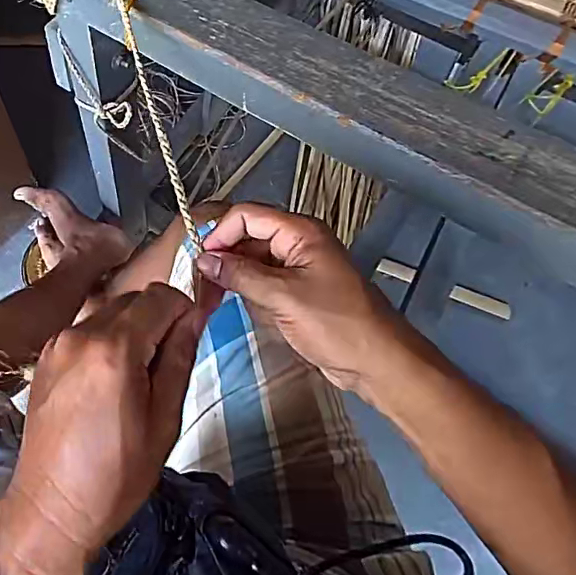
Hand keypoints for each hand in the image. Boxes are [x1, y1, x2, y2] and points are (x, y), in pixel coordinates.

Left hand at [0, 282, 210, 574]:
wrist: (49, 513)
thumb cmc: (114, 476)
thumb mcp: (164, 419)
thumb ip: (180, 357)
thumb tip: (195, 316)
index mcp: (114, 349)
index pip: (161, 296)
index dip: (184, 310)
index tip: (189, 337)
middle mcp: (81, 334)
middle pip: (136, 299)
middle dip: (158, 319)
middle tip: (165, 364)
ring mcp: (58, 344)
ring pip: (112, 312)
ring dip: (133, 329)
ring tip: (135, 378)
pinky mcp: (45, 357)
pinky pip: (89, 330)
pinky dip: (108, 341)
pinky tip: (108, 383)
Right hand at [197, 203, 430, 397]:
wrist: (376, 359)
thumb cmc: (337, 324)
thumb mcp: (284, 297)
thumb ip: (242, 275)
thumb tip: (205, 260)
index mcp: (301, 231)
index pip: (249, 215)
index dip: (221, 233)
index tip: (200, 259)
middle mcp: (299, 242)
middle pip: (250, 235)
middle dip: (226, 255)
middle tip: (202, 281)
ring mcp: (299, 266)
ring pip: (255, 259)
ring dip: (236, 275)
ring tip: (214, 296)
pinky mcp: (298, 289)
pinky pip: (265, 280)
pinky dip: (251, 291)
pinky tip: (240, 305)